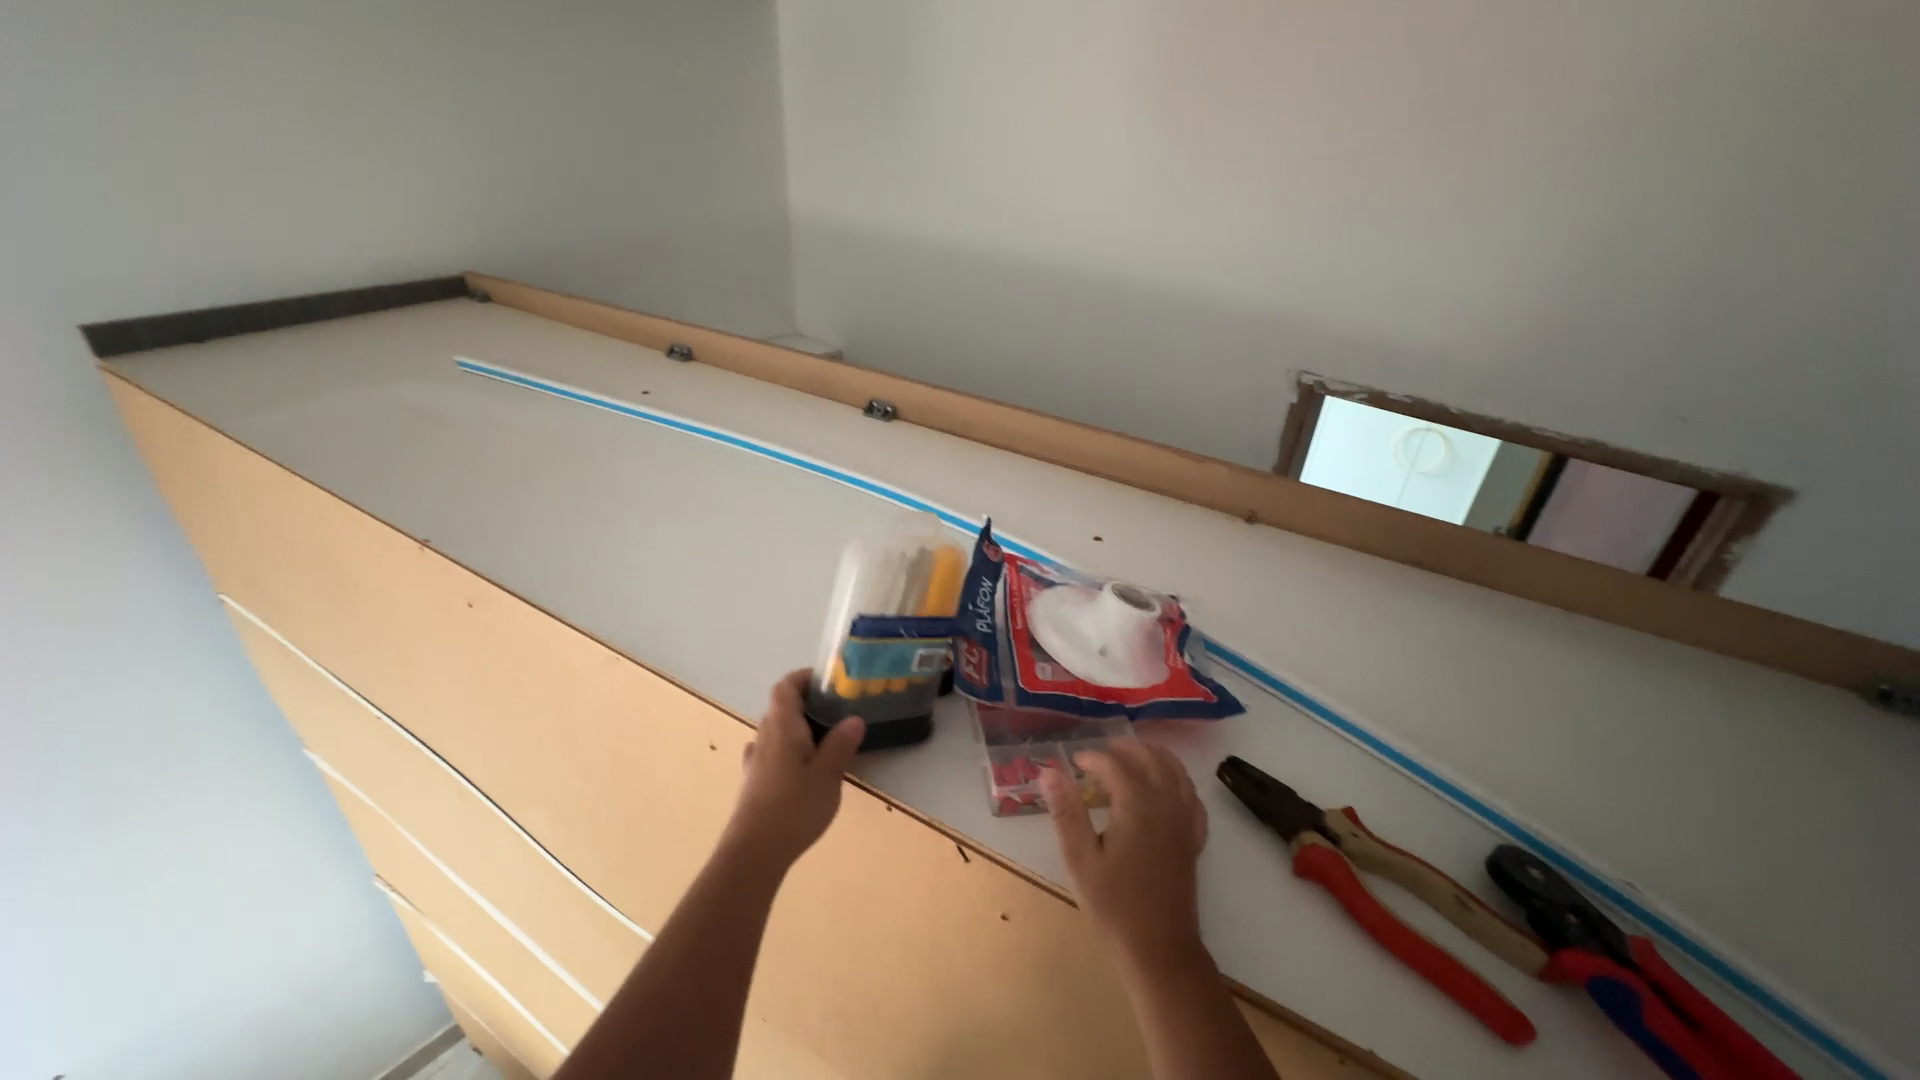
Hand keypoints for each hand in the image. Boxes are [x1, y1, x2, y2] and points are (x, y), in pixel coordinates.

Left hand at [722, 669, 864, 869]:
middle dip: (807, 704)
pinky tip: (803, 770)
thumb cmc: (794, 807)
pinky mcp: (753, 783)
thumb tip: (853, 718)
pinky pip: (772, 754)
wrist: (754, 851)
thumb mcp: (828, 774)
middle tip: (837, 713)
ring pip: (776, 732)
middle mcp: (763, 737)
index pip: (786, 687)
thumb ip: (840, 744)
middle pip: (780, 708)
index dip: (804, 678)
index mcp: (781, 727)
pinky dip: (789, 751)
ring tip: (826, 742)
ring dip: (797, 729)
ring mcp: (755, 761)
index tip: (828, 681)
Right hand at [1041, 741, 1210, 973]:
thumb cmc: (1114, 905)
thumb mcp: (1081, 859)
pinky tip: (1165, 787)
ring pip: (1176, 771)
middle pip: (1150, 759)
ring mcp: (1185, 821)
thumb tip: (1049, 772)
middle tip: (1099, 753)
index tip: (1072, 762)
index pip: (1115, 765)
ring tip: (1130, 757)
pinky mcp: (1193, 839)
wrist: (1159, 947)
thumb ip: (1067, 812)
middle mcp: (1166, 805)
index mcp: (1138, 806)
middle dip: (1124, 748)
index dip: (1092, 757)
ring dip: (1153, 756)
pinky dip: (1177, 779)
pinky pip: (1191, 795)